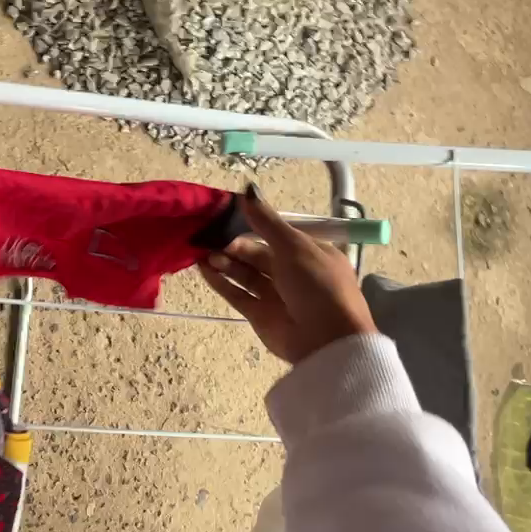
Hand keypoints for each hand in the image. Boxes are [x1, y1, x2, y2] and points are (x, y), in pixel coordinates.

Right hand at [197, 186, 376, 364]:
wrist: (326, 341)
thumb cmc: (317, 285)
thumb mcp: (294, 246)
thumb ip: (266, 221)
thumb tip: (247, 190)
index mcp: (311, 253)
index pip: (277, 233)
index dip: (254, 224)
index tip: (228, 216)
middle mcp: (293, 272)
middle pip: (258, 253)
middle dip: (236, 245)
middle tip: (214, 238)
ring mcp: (276, 295)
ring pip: (245, 273)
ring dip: (225, 262)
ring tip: (206, 253)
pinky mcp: (260, 314)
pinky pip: (237, 293)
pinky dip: (221, 282)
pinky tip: (204, 269)